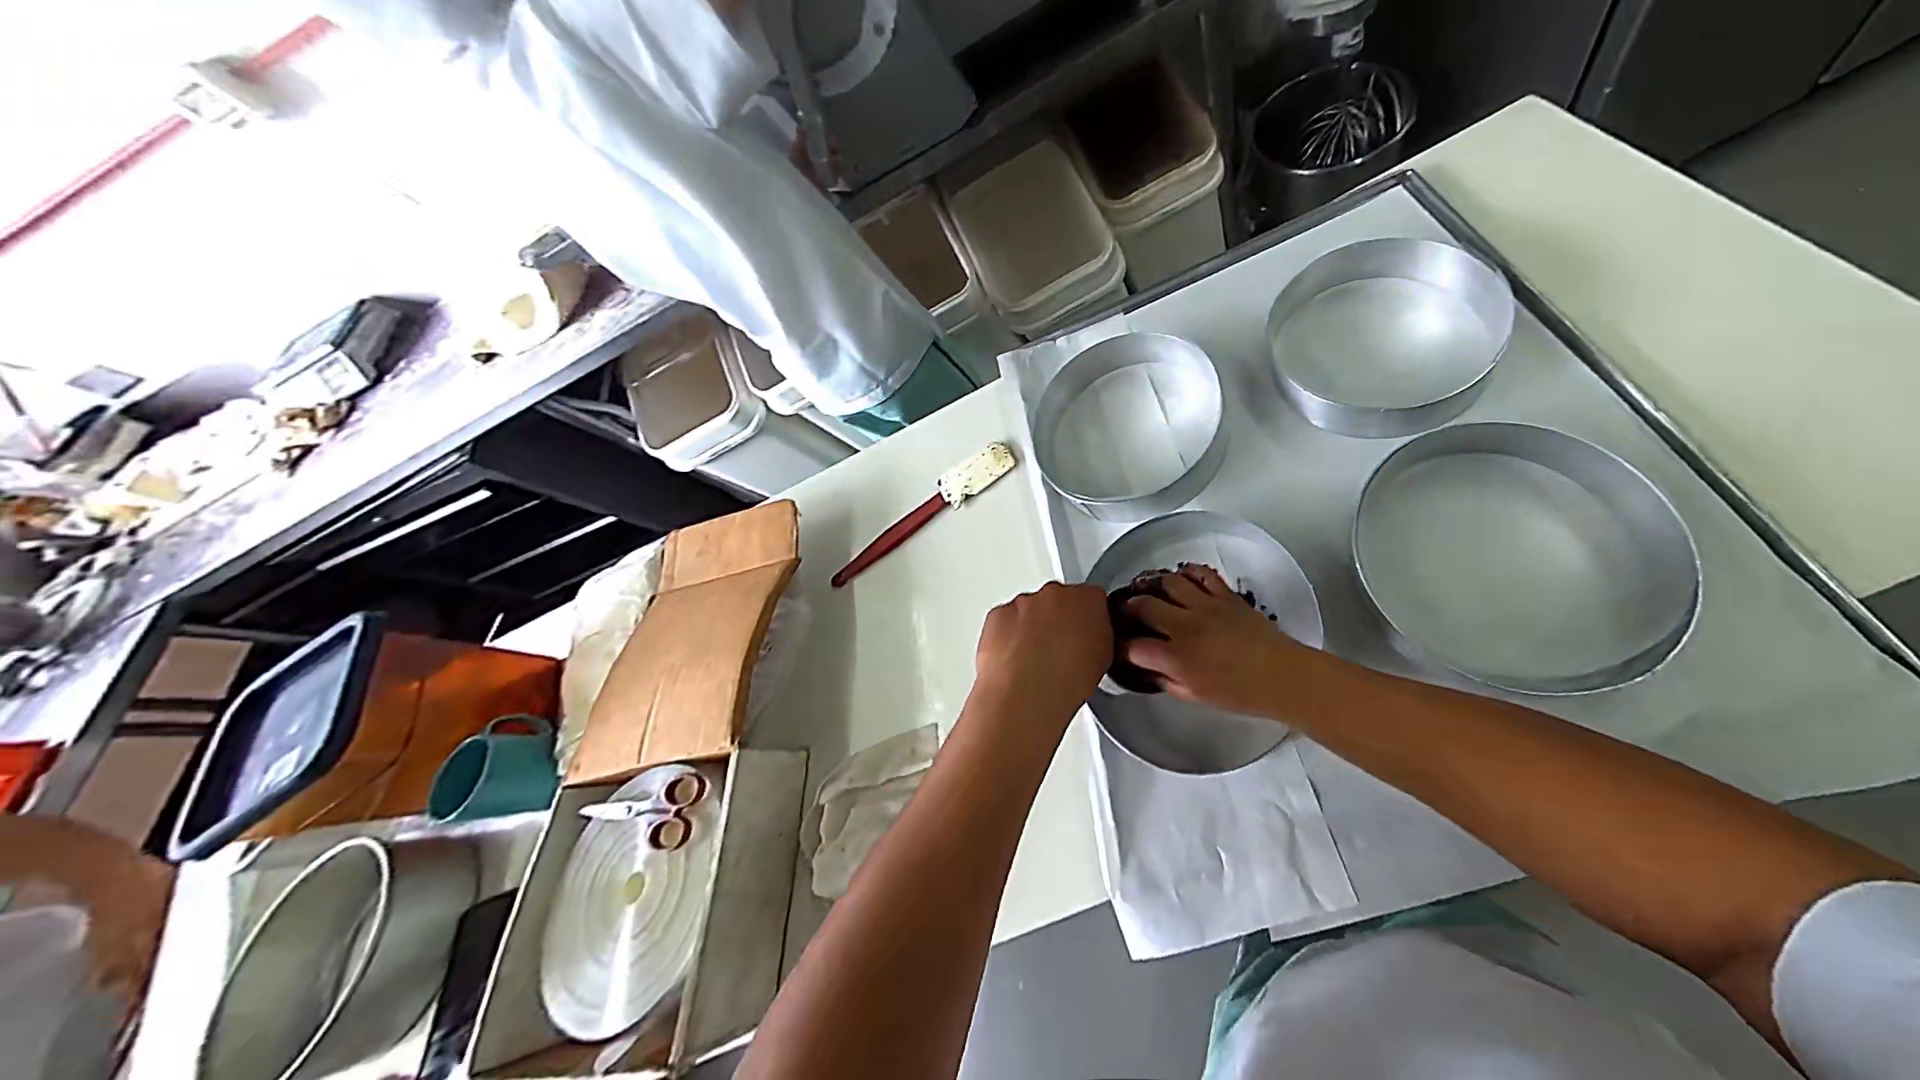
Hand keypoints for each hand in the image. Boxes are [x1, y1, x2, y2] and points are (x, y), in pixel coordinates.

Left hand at [974, 582, 1113, 719]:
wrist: (1028, 691)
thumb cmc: (1064, 679)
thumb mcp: (1103, 660)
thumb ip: (1097, 638)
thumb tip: (1089, 644)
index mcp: (1087, 600)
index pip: (1092, 598)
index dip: (1088, 618)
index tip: (1083, 634)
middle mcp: (1055, 594)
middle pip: (1058, 599)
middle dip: (1057, 620)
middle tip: (1058, 650)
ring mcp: (1024, 602)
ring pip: (1028, 609)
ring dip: (1030, 627)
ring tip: (1034, 660)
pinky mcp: (998, 613)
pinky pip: (1004, 620)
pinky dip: (1007, 635)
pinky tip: (1014, 658)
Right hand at [1123, 565, 1302, 717]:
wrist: (1283, 677)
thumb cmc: (1242, 693)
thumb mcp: (1195, 696)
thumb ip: (1167, 681)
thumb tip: (1149, 670)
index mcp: (1177, 658)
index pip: (1133, 646)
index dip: (1120, 646)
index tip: (1118, 647)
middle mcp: (1186, 628)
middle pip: (1142, 606)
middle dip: (1127, 609)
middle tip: (1126, 612)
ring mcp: (1206, 608)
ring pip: (1168, 583)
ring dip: (1153, 585)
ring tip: (1148, 590)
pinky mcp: (1225, 597)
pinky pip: (1201, 574)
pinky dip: (1187, 573)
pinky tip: (1181, 580)